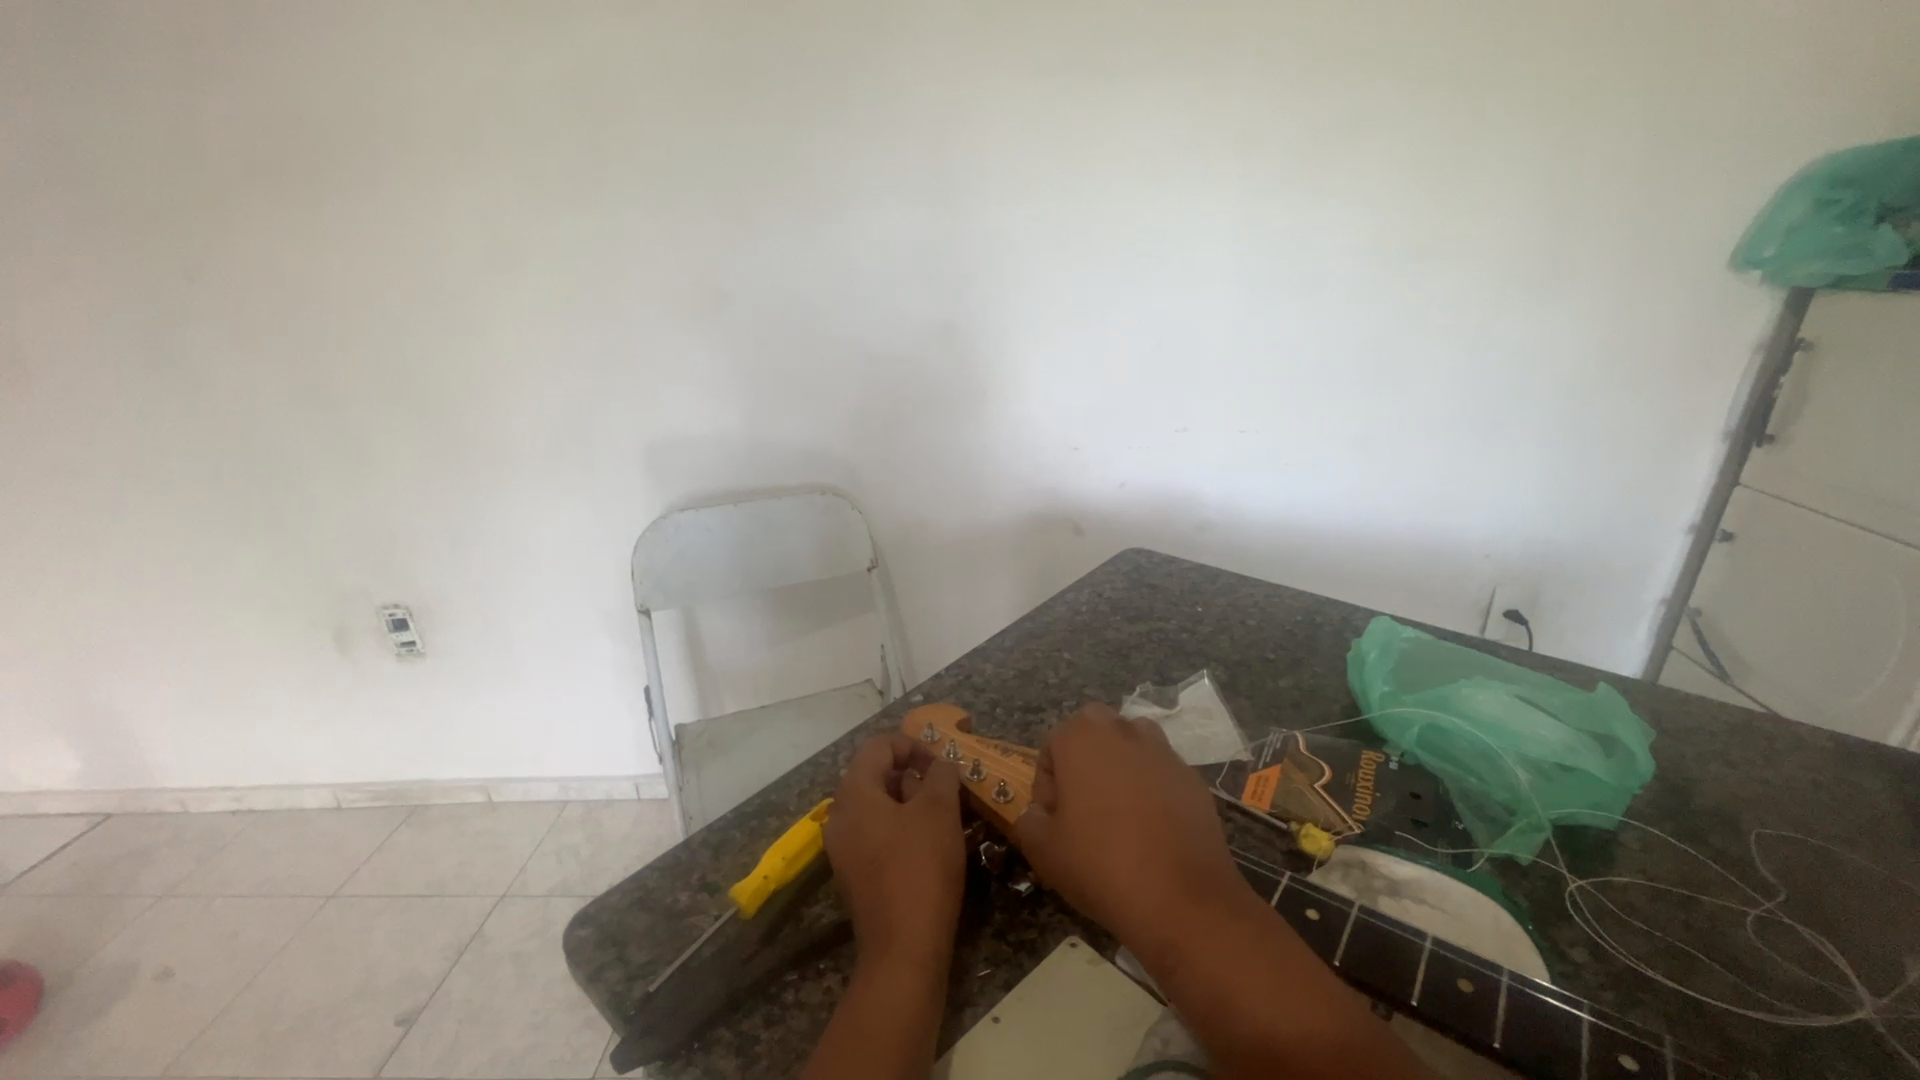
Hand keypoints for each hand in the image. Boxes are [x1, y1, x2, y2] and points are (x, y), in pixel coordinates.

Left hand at [825, 734, 965, 968]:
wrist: (903, 947)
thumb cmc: (921, 867)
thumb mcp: (939, 812)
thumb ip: (940, 776)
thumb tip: (940, 763)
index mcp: (853, 793)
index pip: (879, 746)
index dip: (913, 745)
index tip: (942, 763)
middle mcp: (839, 816)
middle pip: (875, 775)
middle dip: (913, 775)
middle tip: (947, 788)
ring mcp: (843, 847)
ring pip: (877, 807)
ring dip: (911, 803)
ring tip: (945, 815)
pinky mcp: (854, 873)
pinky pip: (876, 834)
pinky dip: (902, 828)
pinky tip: (931, 844)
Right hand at [1013, 703, 1256, 967]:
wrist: (1180, 899)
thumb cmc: (1100, 865)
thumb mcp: (1042, 849)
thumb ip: (1029, 819)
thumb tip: (1040, 812)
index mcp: (1082, 737)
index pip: (1051, 744)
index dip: (1047, 783)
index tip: (1053, 819)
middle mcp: (1125, 732)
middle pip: (1094, 733)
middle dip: (1083, 763)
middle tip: (1081, 810)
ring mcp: (1164, 753)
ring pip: (1132, 746)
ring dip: (1120, 768)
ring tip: (1118, 815)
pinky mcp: (1194, 779)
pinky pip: (1161, 774)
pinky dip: (1152, 790)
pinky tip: (1151, 832)